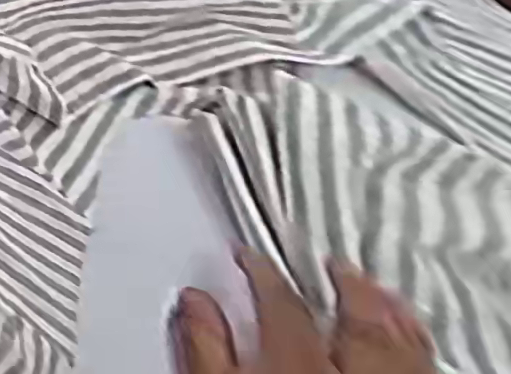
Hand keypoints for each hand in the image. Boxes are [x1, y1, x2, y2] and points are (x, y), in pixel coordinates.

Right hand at [174, 250, 433, 373]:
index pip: (278, 303)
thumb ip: (204, 347)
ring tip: (388, 299)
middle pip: (360, 329)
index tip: (248, 256)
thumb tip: (195, 302)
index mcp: (294, 367)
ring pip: (410, 362)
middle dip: (350, 291)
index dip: (261, 272)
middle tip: (338, 265)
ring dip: (399, 325)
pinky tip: (417, 352)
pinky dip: (424, 361)